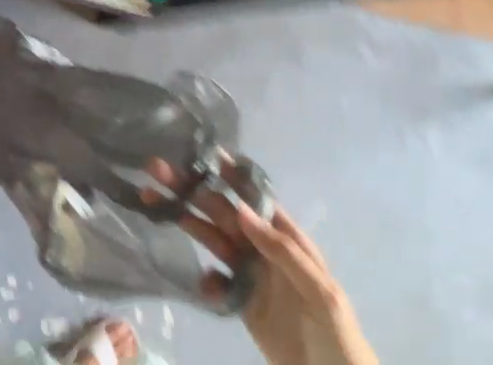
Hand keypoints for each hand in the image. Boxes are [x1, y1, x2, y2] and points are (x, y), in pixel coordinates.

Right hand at [146, 158, 376, 364]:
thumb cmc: (338, 339)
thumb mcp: (321, 294)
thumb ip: (283, 252)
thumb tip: (241, 210)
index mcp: (288, 242)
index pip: (254, 200)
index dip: (230, 176)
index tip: (201, 152)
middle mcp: (265, 251)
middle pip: (224, 214)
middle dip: (193, 191)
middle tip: (158, 170)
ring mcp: (252, 276)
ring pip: (213, 240)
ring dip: (187, 222)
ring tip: (153, 203)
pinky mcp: (241, 302)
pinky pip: (216, 281)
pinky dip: (206, 280)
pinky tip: (204, 286)